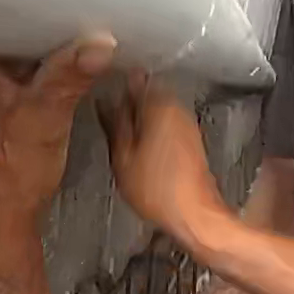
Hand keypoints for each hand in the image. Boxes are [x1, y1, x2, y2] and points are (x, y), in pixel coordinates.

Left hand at [0, 36, 116, 233]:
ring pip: (12, 56)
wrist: (5, 215)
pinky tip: (61, 68)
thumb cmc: (13, 171)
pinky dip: (37, 72)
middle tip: (70, 4)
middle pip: (3, 32)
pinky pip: (16, 77)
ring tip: (72, 29)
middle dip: (36, 23)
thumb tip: (100, 41)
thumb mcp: (46, 116)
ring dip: (39, 49)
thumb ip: (70, 76)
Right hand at [97, 70, 228, 246]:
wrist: (194, 215)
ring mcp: (187, 123)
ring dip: (139, 117)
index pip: (133, 78)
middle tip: (106, 116)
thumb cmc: (159, 191)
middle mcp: (177, 108)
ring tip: (120, 134)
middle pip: (146, 92)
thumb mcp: (122, 158)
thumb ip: (114, 125)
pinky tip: (140, 149)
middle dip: (127, 101)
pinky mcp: (191, 140)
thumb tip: (104, 104)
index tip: (100, 90)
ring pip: (156, 109)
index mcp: (158, 106)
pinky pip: (165, 124)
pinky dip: (151, 131)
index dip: (115, 82)